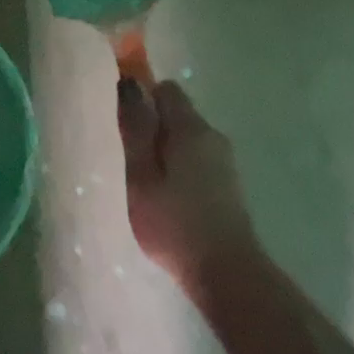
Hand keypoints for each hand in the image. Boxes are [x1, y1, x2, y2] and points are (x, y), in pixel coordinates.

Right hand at [116, 79, 259, 282]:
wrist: (224, 269)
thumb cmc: (173, 224)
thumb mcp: (141, 177)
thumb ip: (135, 130)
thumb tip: (130, 84)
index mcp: (191, 129)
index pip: (166, 90)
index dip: (142, 98)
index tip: (124, 128)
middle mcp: (213, 136)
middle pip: (178, 114)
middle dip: (153, 130)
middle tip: (132, 166)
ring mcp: (225, 161)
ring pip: (188, 140)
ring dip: (166, 153)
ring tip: (148, 189)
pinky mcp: (229, 184)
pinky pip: (198, 161)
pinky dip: (180, 170)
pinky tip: (170, 202)